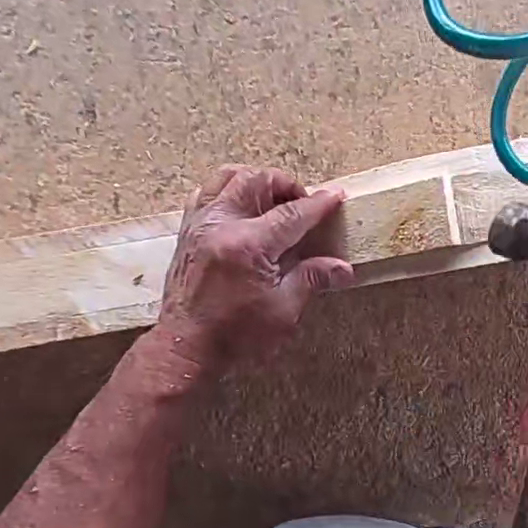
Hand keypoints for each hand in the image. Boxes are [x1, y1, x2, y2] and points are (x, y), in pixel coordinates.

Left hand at [153, 164, 353, 374]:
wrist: (186, 348)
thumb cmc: (234, 336)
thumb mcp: (283, 312)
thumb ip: (311, 280)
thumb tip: (342, 268)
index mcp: (248, 245)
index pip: (292, 213)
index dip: (318, 204)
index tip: (336, 198)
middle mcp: (220, 226)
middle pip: (256, 180)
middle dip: (285, 185)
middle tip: (302, 204)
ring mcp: (199, 226)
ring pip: (226, 178)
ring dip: (254, 182)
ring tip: (271, 201)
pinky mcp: (187, 234)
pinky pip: (204, 194)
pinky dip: (226, 192)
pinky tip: (240, 209)